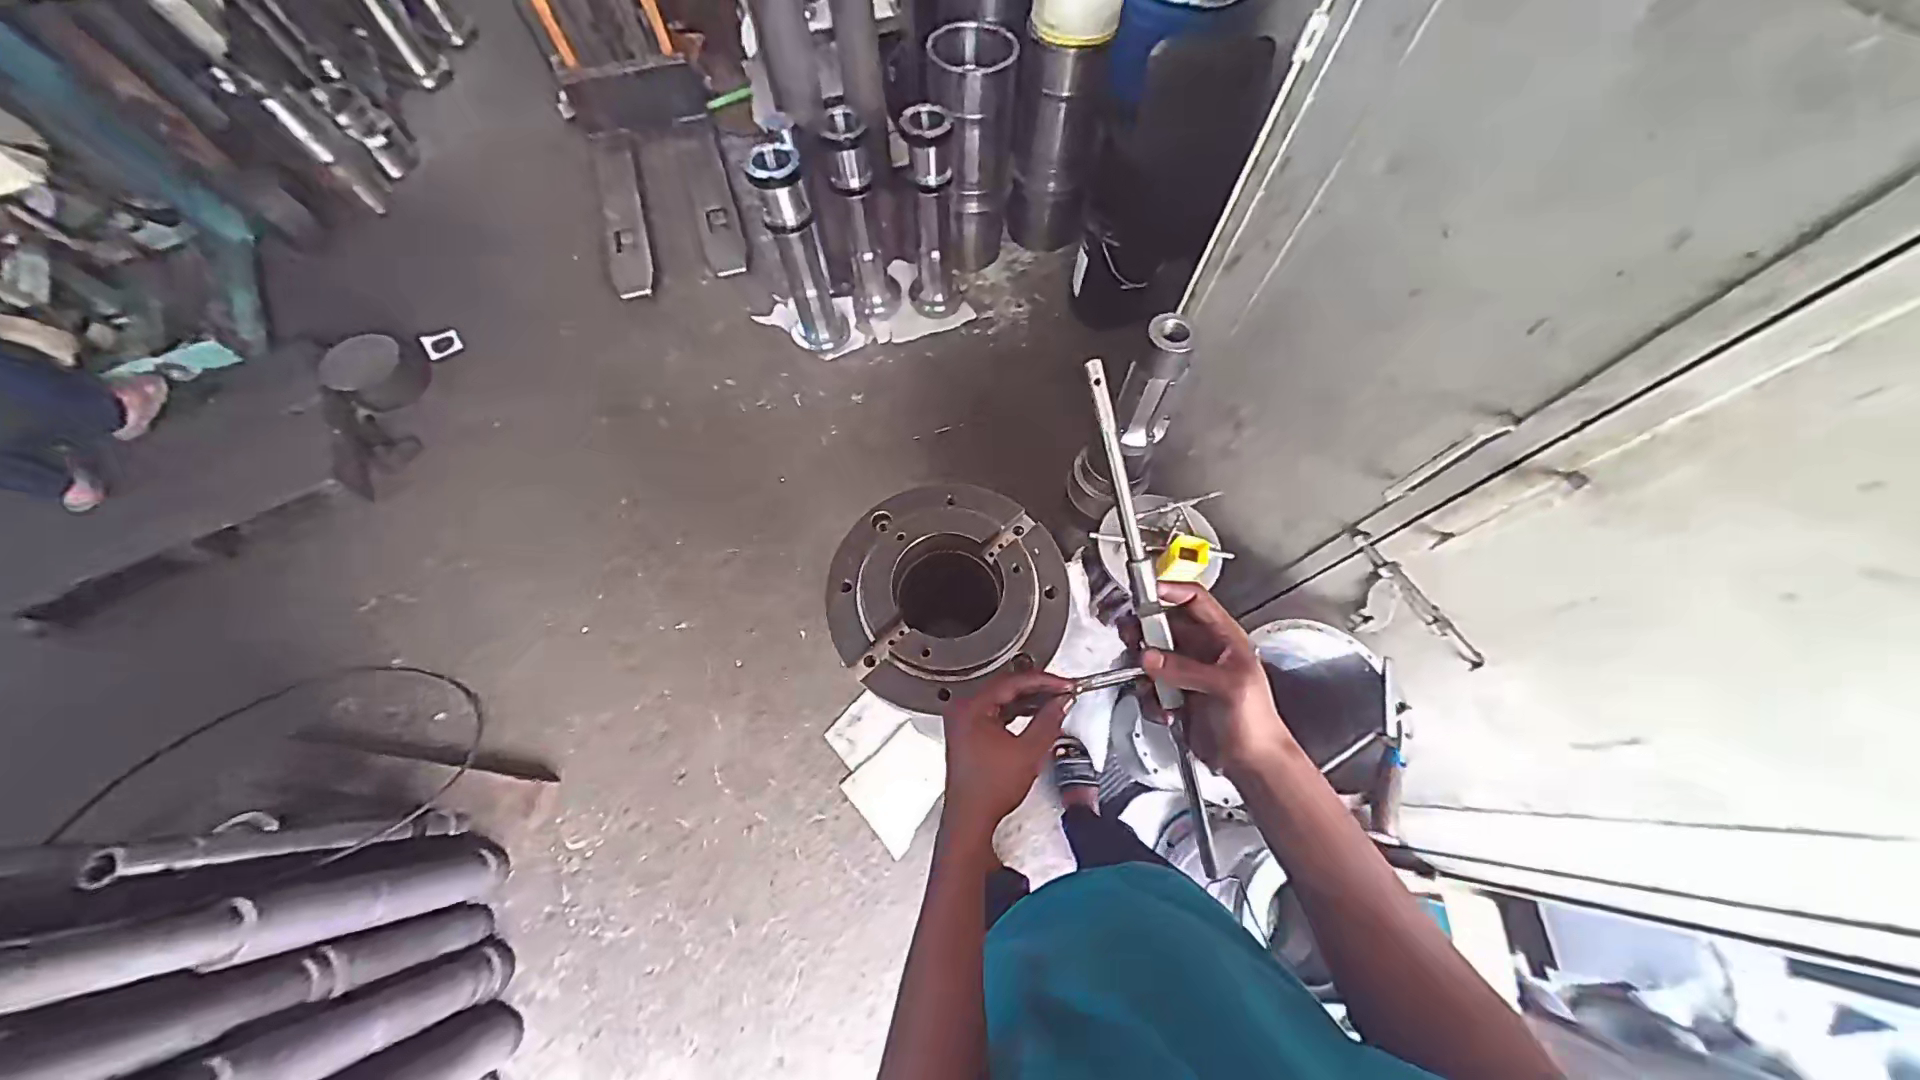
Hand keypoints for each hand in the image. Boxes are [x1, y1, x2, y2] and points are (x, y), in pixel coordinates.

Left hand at [939, 669, 1072, 840]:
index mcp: (971, 707)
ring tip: (1054, 701)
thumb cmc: (988, 790)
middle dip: (1038, 688)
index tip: (1064, 684)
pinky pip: (997, 711)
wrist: (971, 818)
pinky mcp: (969, 732)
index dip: (1044, 681)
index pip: (1012, 681)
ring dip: (1029, 700)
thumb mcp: (1028, 751)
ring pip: (1002, 698)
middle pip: (1006, 686)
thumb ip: (1049, 721)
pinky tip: (1036, 716)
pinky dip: (1017, 712)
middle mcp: (963, 709)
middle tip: (1062, 689)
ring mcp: (964, 720)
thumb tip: (1061, 702)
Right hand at [1138, 582, 1301, 778]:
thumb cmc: (1257, 724)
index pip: (1195, 600)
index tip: (1146, 592)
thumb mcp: (1227, 687)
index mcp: (1223, 638)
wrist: (1252, 764)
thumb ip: (1186, 668)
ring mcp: (1185, 673)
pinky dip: (1149, 698)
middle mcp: (1202, 651)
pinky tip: (1166, 711)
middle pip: (1163, 625)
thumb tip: (1151, 657)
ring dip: (1145, 672)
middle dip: (1144, 631)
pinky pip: (1148, 686)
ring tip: (1153, 686)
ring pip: (1150, 656)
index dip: (1170, 591)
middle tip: (1133, 638)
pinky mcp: (1173, 694)